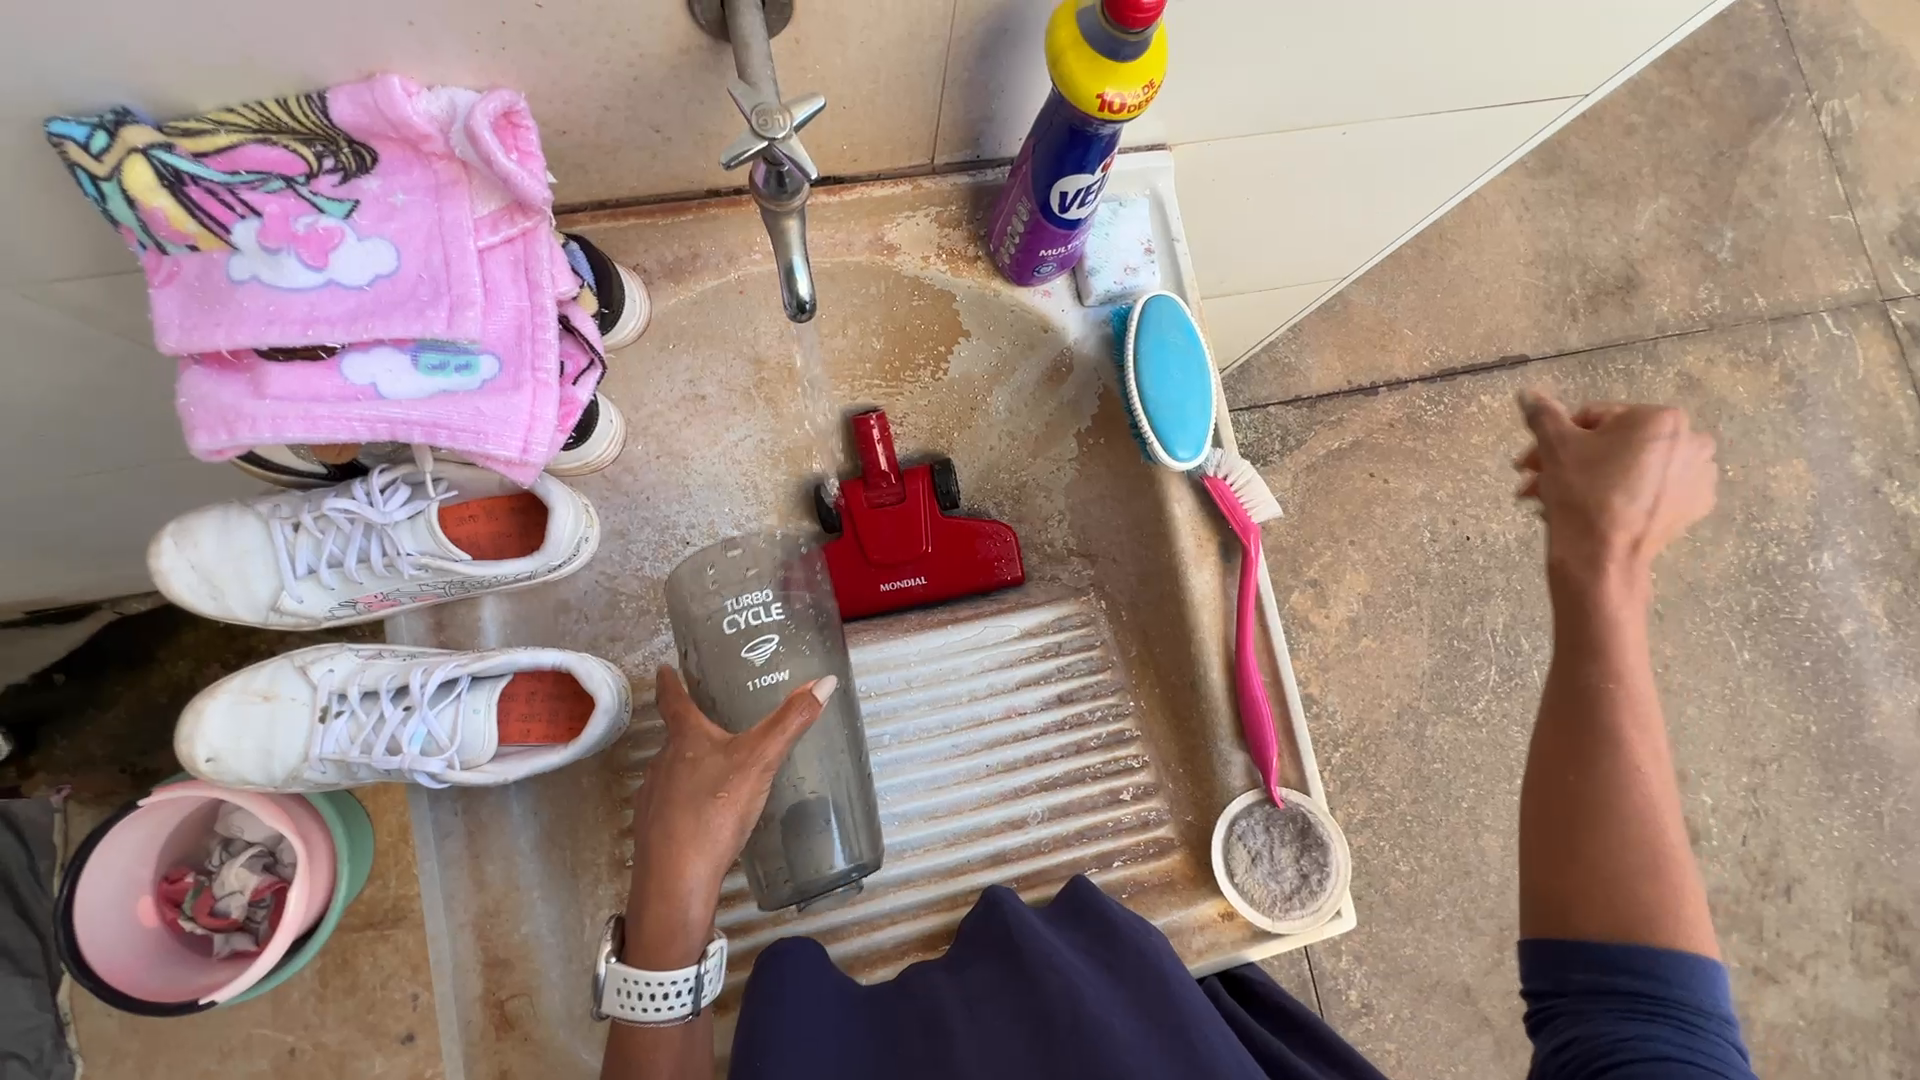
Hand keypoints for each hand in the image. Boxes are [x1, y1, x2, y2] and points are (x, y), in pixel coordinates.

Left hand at [623, 666, 834, 966]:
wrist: (676, 882)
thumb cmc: (715, 810)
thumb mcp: (760, 760)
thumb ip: (791, 721)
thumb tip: (825, 681)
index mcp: (685, 739)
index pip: (673, 700)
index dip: (670, 682)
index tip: (665, 667)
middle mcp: (662, 763)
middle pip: (676, 737)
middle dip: (692, 727)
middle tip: (713, 718)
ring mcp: (653, 798)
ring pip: (674, 770)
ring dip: (692, 764)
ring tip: (718, 765)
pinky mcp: (654, 830)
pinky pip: (674, 802)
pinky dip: (690, 798)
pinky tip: (710, 812)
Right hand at [1514, 390, 1718, 584]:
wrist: (1603, 555)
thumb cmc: (1581, 492)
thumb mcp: (1554, 447)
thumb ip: (1543, 415)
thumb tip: (1528, 392)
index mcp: (1660, 418)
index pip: (1594, 417)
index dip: (1556, 439)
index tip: (1531, 463)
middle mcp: (1692, 439)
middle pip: (1613, 444)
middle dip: (1570, 462)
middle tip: (1537, 483)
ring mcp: (1699, 475)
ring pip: (1630, 467)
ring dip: (1591, 478)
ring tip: (1557, 501)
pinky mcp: (1694, 506)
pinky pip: (1651, 491)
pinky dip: (1622, 496)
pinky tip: (1594, 511)